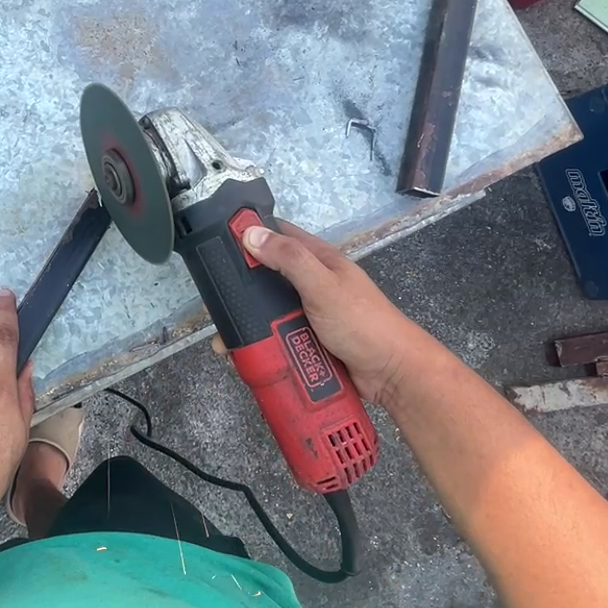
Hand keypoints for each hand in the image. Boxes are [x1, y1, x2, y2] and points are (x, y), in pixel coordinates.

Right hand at [234, 221, 452, 405]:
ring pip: (267, 312)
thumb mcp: (324, 285)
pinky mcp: (307, 339)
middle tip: (214, 306)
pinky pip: (275, 336)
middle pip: (265, 278)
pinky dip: (259, 344)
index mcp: (319, 259)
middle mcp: (311, 282)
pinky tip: (242, 353)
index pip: (278, 235)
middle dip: (240, 290)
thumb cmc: (362, 323)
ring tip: (223, 342)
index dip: (250, 233)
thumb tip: (250, 233)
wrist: (392, 374)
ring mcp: (308, 313)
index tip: (217, 243)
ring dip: (246, 324)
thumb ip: (289, 259)